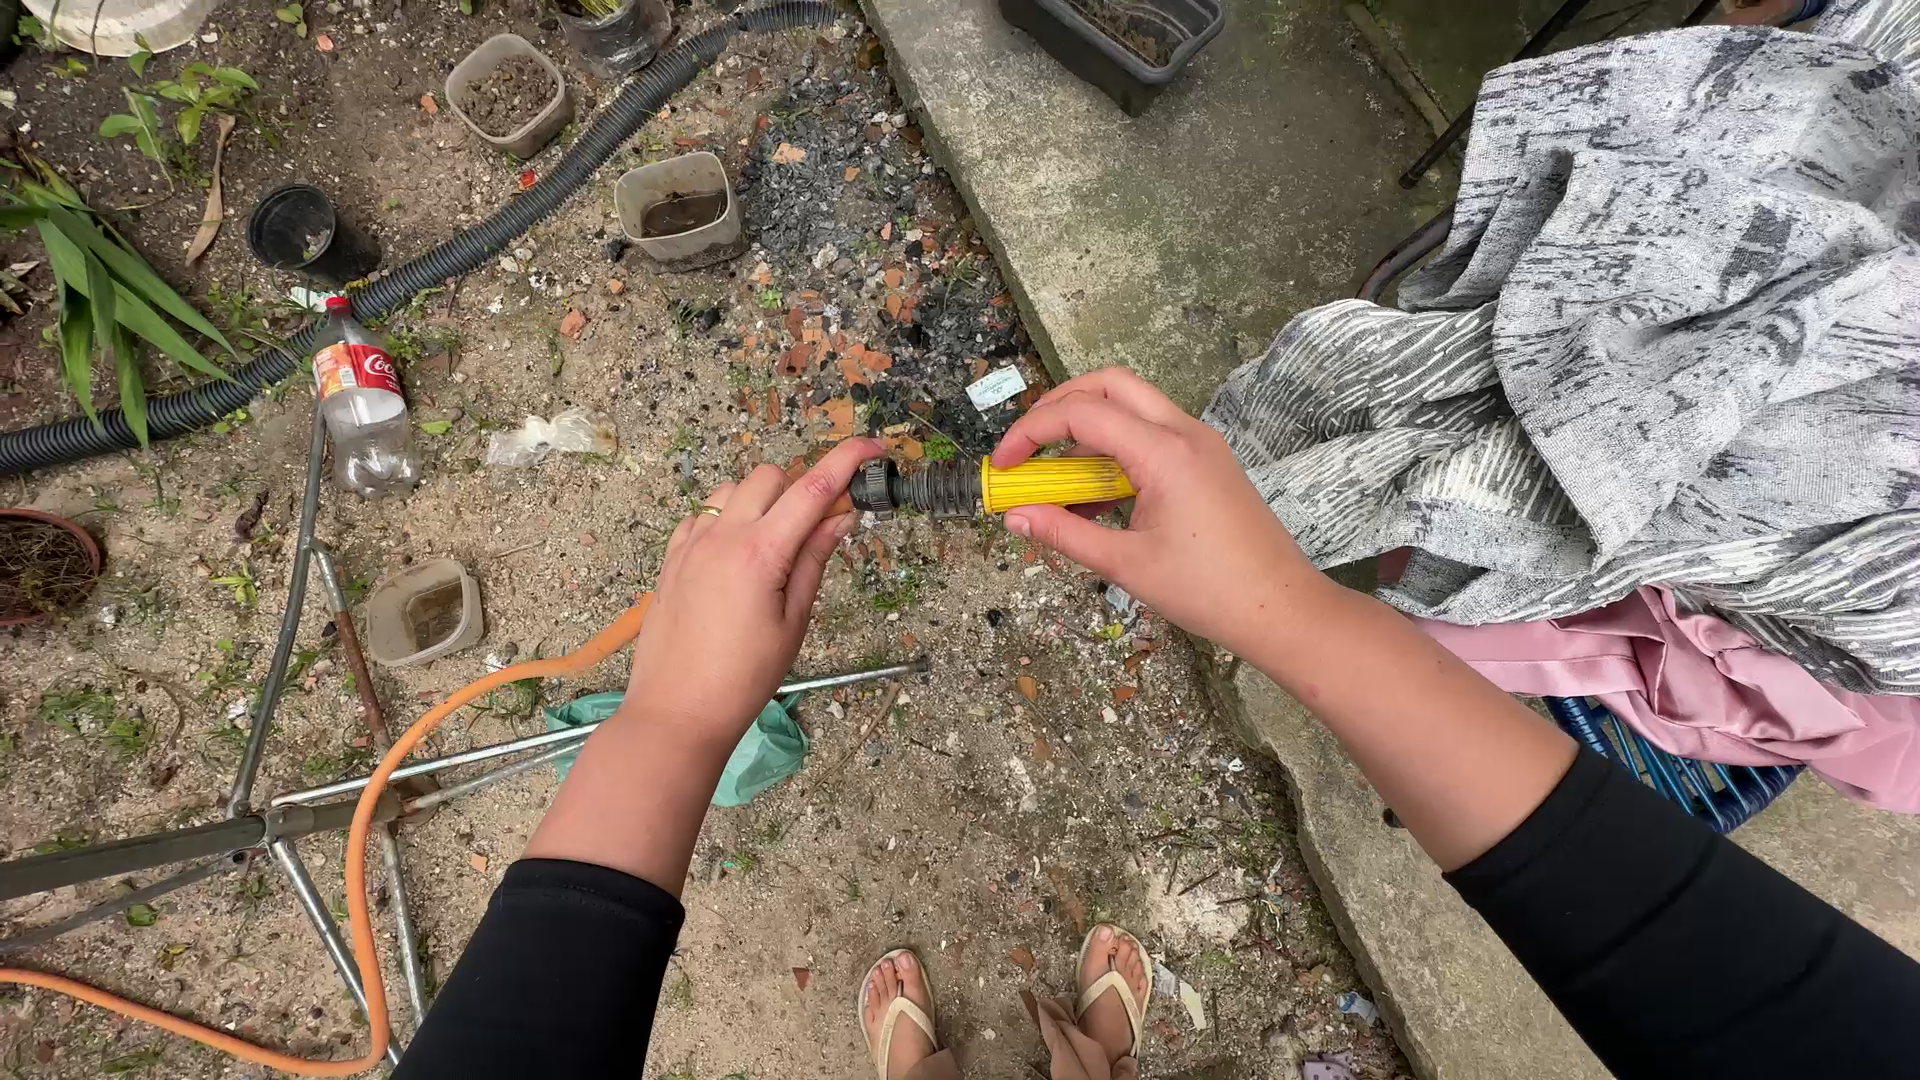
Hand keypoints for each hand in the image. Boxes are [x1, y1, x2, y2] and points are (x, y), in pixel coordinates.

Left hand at [623, 437, 882, 747]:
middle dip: (801, 487)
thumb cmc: (745, 676)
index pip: (813, 488)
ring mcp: (691, 543)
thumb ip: (815, 560)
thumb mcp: (794, 620)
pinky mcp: (672, 557)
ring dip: (763, 500)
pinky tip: (736, 552)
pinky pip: (703, 513)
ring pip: (733, 488)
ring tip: (775, 542)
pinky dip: (728, 517)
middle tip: (818, 525)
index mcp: (761, 552)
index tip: (872, 446)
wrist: (677, 711)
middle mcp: (722, 536)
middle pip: (771, 476)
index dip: (847, 460)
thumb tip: (842, 518)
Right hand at [990, 368, 1326, 654]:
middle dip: (1058, 405)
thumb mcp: (1125, 565)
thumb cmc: (1207, 591)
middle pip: (1109, 384)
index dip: (1031, 432)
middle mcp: (1184, 432)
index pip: (1082, 414)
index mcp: (1164, 452)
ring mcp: (1200, 443)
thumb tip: (1015, 517)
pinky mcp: (1207, 461)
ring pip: (1132, 405)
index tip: (1003, 466)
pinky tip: (1096, 496)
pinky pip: (1151, 435)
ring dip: (1087, 427)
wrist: (1283, 610)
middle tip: (1028, 446)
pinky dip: (1114, 449)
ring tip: (1058, 478)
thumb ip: (1064, 534)